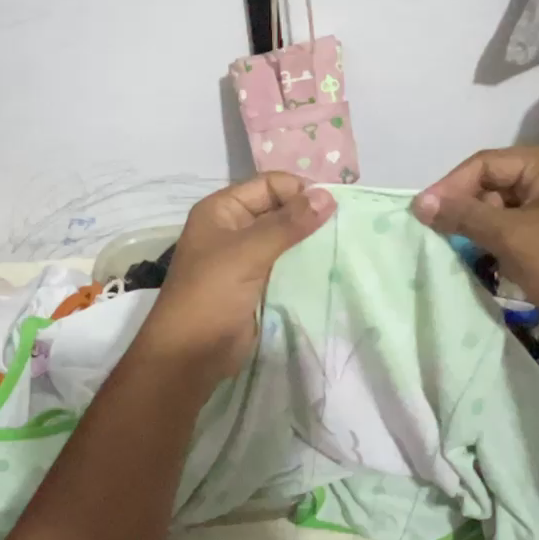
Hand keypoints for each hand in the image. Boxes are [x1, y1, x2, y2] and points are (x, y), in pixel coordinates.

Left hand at [140, 173, 335, 374]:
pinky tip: (332, 267)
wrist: (191, 354)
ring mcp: (246, 259)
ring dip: (311, 243)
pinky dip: (306, 266)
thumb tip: (328, 196)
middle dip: (309, 216)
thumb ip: (288, 224)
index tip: (336, 205)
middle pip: (279, 210)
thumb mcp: (248, 252)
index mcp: (222, 210)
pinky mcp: (258, 286)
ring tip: (346, 245)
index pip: (269, 185)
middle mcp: (234, 229)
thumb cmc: (211, 294)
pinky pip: (287, 267)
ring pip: (286, 240)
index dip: (300, 190)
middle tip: (348, 225)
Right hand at [412, 147, 538, 341]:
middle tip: (443, 235)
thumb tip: (420, 203)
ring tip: (465, 249)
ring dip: (483, 225)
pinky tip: (491, 258)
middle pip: (497, 180)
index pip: (486, 163)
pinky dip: (503, 237)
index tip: (422, 215)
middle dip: (468, 207)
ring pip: (508, 204)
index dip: (450, 186)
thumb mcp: (510, 238)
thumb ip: (463, 215)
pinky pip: (524, 222)